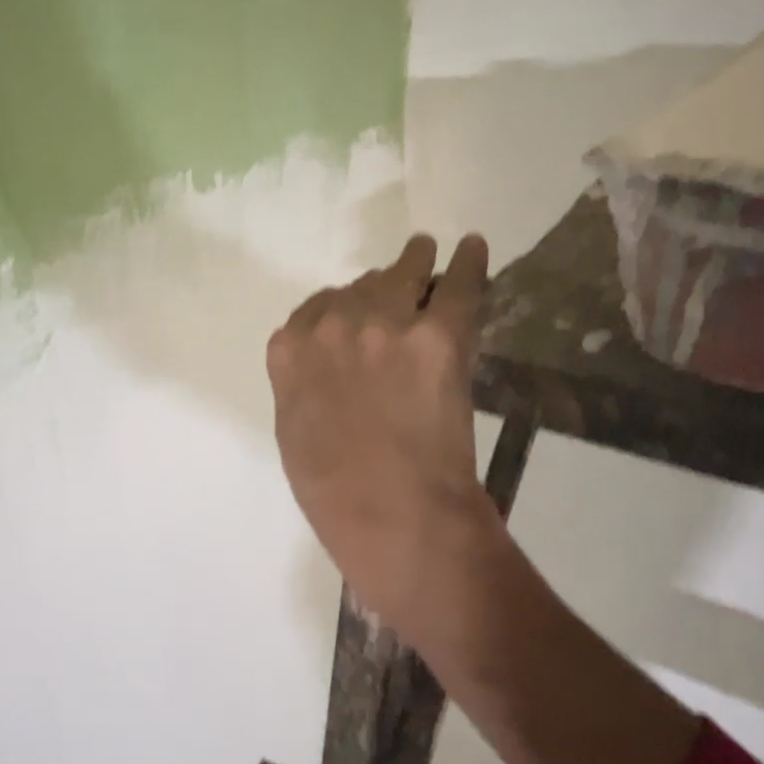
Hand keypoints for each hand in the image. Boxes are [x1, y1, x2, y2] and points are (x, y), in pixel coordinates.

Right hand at [267, 233, 497, 638]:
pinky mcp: (440, 335)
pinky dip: (469, 263)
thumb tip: (326, 370)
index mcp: (289, 351)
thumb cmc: (334, 494)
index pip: (313, 311)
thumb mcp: (294, 434)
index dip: (338, 312)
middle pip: (358, 289)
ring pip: (404, 274)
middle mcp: (333, 325)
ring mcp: (387, 324)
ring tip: (425, 251)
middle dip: (375, 291)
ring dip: (415, 263)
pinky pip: (457, 285)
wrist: (394, 518)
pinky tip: (473, 245)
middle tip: (394, 294)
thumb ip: (302, 386)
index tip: (353, 317)